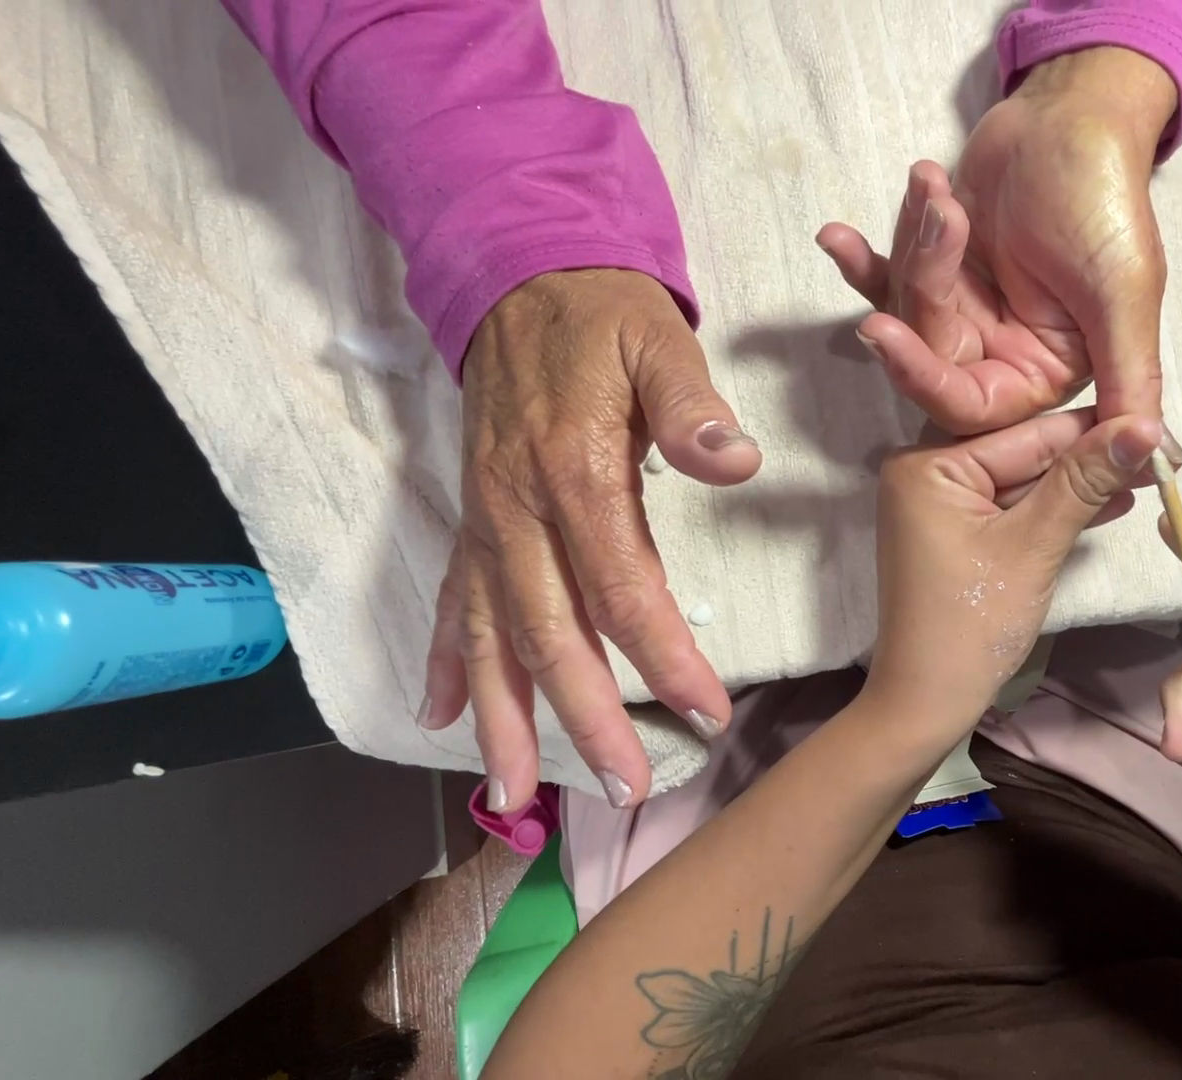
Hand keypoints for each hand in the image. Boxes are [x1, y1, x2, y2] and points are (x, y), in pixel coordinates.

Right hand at [419, 269, 763, 810]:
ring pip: (488, 635)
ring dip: (503, 719)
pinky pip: (449, 599)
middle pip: (551, 633)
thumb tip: (737, 461)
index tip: (706, 713)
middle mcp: (517, 510)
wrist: (523, 277)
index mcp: (574, 473)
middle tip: (623, 789)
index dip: (664, 659)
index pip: (624, 589)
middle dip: (587, 718)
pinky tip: (444, 717)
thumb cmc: (604, 317)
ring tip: (511, 794)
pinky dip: (444, 661)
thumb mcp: (660, 344)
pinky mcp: (472, 516)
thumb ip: (692, 407)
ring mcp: (485, 518)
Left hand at [818, 47, 1177, 433]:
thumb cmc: (1105, 203)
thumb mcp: (1123, 296)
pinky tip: (838, 239)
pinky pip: (889, 282)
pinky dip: (864, 260)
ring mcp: (962, 315)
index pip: (970, 406)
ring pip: (907, 311)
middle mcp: (998, 355)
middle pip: (928, 355)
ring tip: (936, 187)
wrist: (1073, 117)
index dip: (924, 378)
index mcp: (1041, 374)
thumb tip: (1150, 456)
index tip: (884, 332)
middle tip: (936, 223)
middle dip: (923, 288)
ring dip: (914, 248)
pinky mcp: (935, 277)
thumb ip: (1129, 379)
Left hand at [861, 409, 1161, 729]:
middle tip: (1163, 452)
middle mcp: (925, 468)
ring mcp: (938, 498)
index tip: (1161, 426)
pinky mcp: (954, 526)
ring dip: (1082, 482)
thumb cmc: (971, 625)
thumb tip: (1145, 426)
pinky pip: (1011, 503)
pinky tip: (1112, 500)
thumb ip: (1085, 482)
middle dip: (1092, 455)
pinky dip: (1055, 507)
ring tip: (1148, 476)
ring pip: (1023, 477)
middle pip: (1024, 449)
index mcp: (928, 463)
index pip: (1029, 433)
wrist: (926, 699)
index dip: (1100, 428)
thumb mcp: (1033, 547)